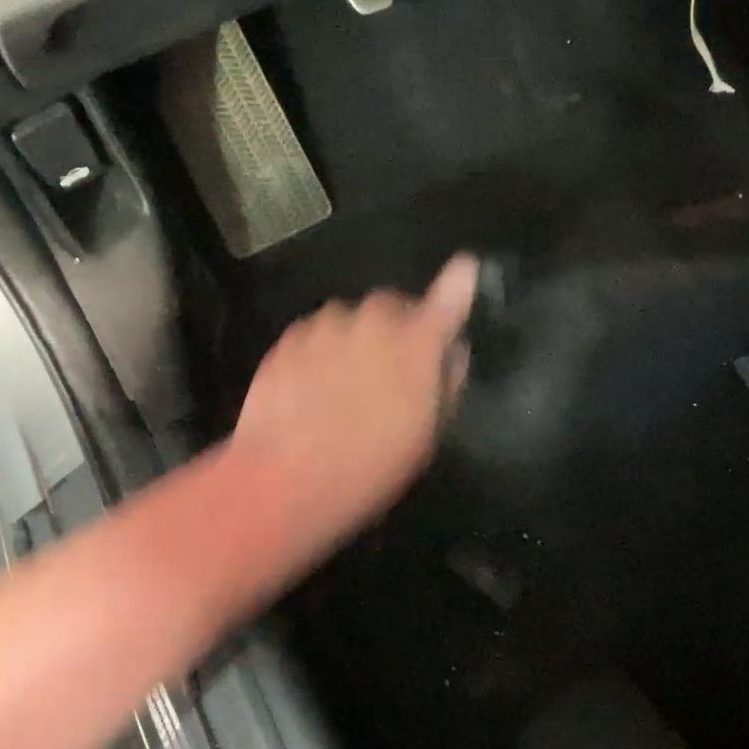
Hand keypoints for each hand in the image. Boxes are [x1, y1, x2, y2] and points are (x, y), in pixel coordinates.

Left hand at [226, 254, 478, 551]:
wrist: (282, 481)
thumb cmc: (369, 467)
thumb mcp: (426, 436)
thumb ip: (445, 382)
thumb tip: (451, 352)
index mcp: (417, 341)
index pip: (450, 295)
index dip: (460, 282)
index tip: (466, 267)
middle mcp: (374, 319)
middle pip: (394, 307)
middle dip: (398, 330)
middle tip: (392, 375)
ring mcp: (326, 324)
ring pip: (352, 321)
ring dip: (357, 342)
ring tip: (345, 389)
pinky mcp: (289, 337)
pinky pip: (317, 335)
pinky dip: (322, 353)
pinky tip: (313, 392)